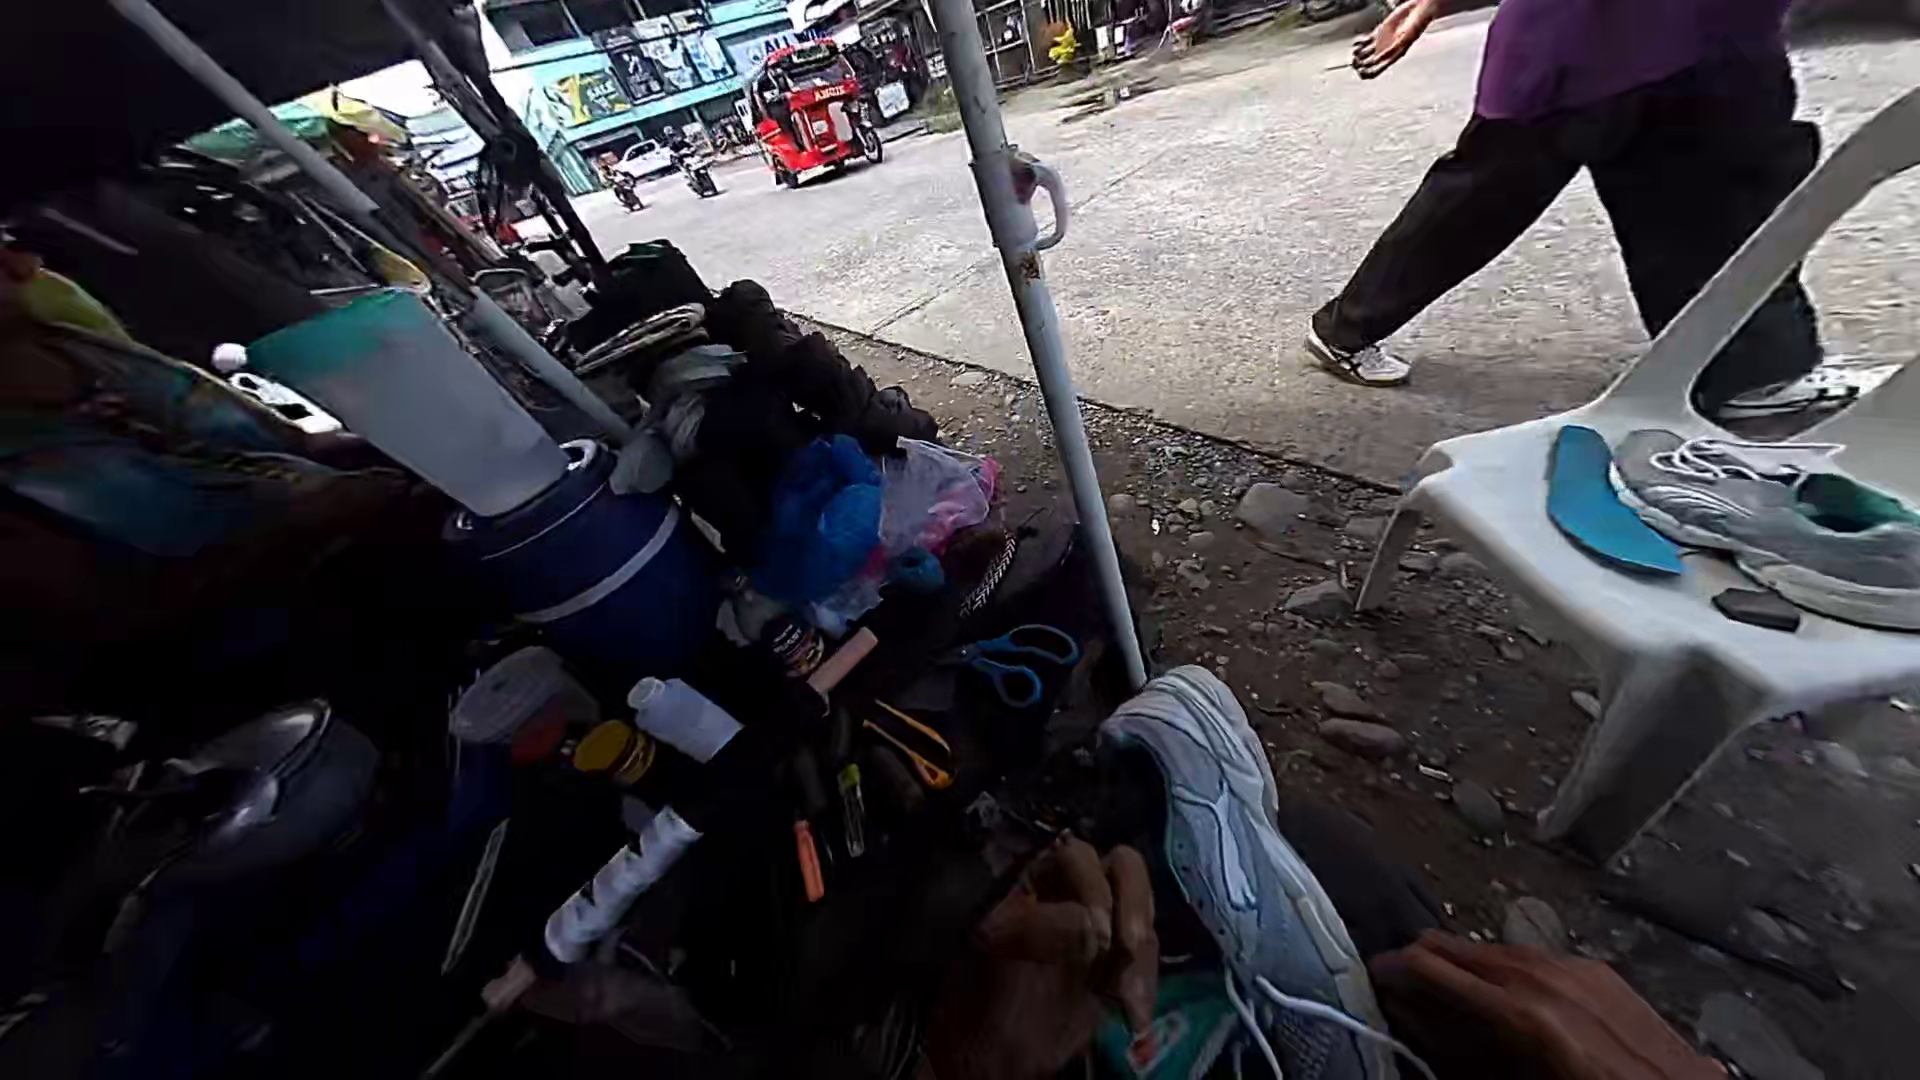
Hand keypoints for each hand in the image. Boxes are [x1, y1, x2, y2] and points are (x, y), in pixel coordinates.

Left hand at [923, 839, 1157, 1079]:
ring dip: (1142, 957)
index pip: (1079, 856)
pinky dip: (1146, 985)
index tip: (1098, 932)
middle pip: (1126, 869)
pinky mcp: (1121, 962)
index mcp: (1042, 869)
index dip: (1093, 887)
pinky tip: (1134, 1018)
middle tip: (1130, 950)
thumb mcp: (998, 943)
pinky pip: (1148, 959)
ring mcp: (1105, 920)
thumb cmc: (986, 980)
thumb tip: (1093, 925)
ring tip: (1129, 1004)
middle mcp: (1078, 884)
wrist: (992, 1046)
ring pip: (1142, 915)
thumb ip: (1041, 926)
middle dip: (1135, 908)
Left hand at [1352, 0, 1441, 78]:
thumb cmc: (1418, 23)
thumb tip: (1375, 61)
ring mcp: (1380, 43)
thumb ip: (1390, 50)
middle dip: (1358, 65)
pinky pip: (1364, 42)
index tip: (1361, 70)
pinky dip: (1358, 45)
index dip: (1365, 74)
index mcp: (1390, 57)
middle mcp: (1384, 52)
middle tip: (1356, 61)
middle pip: (1365, 65)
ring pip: (1362, 55)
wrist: (1421, 7)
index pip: (1374, 72)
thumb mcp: (1405, 39)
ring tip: (1356, 53)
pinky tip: (1357, 44)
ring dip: (1357, 56)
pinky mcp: (1378, 32)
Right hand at [1369, 931, 1724, 1079]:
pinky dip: (1508, 974)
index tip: (1373, 981)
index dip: (1387, 969)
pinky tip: (1524, 1007)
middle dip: (1418, 963)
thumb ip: (1451, 1049)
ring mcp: (1572, 965)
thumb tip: (1402, 1010)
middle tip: (1409, 992)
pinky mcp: (1598, 968)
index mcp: (1519, 1012)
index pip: (1422, 961)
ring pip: (1482, 946)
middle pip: (1444, 942)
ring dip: (1462, 968)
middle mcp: (1538, 973)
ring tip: (1466, 1003)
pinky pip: (1529, 957)